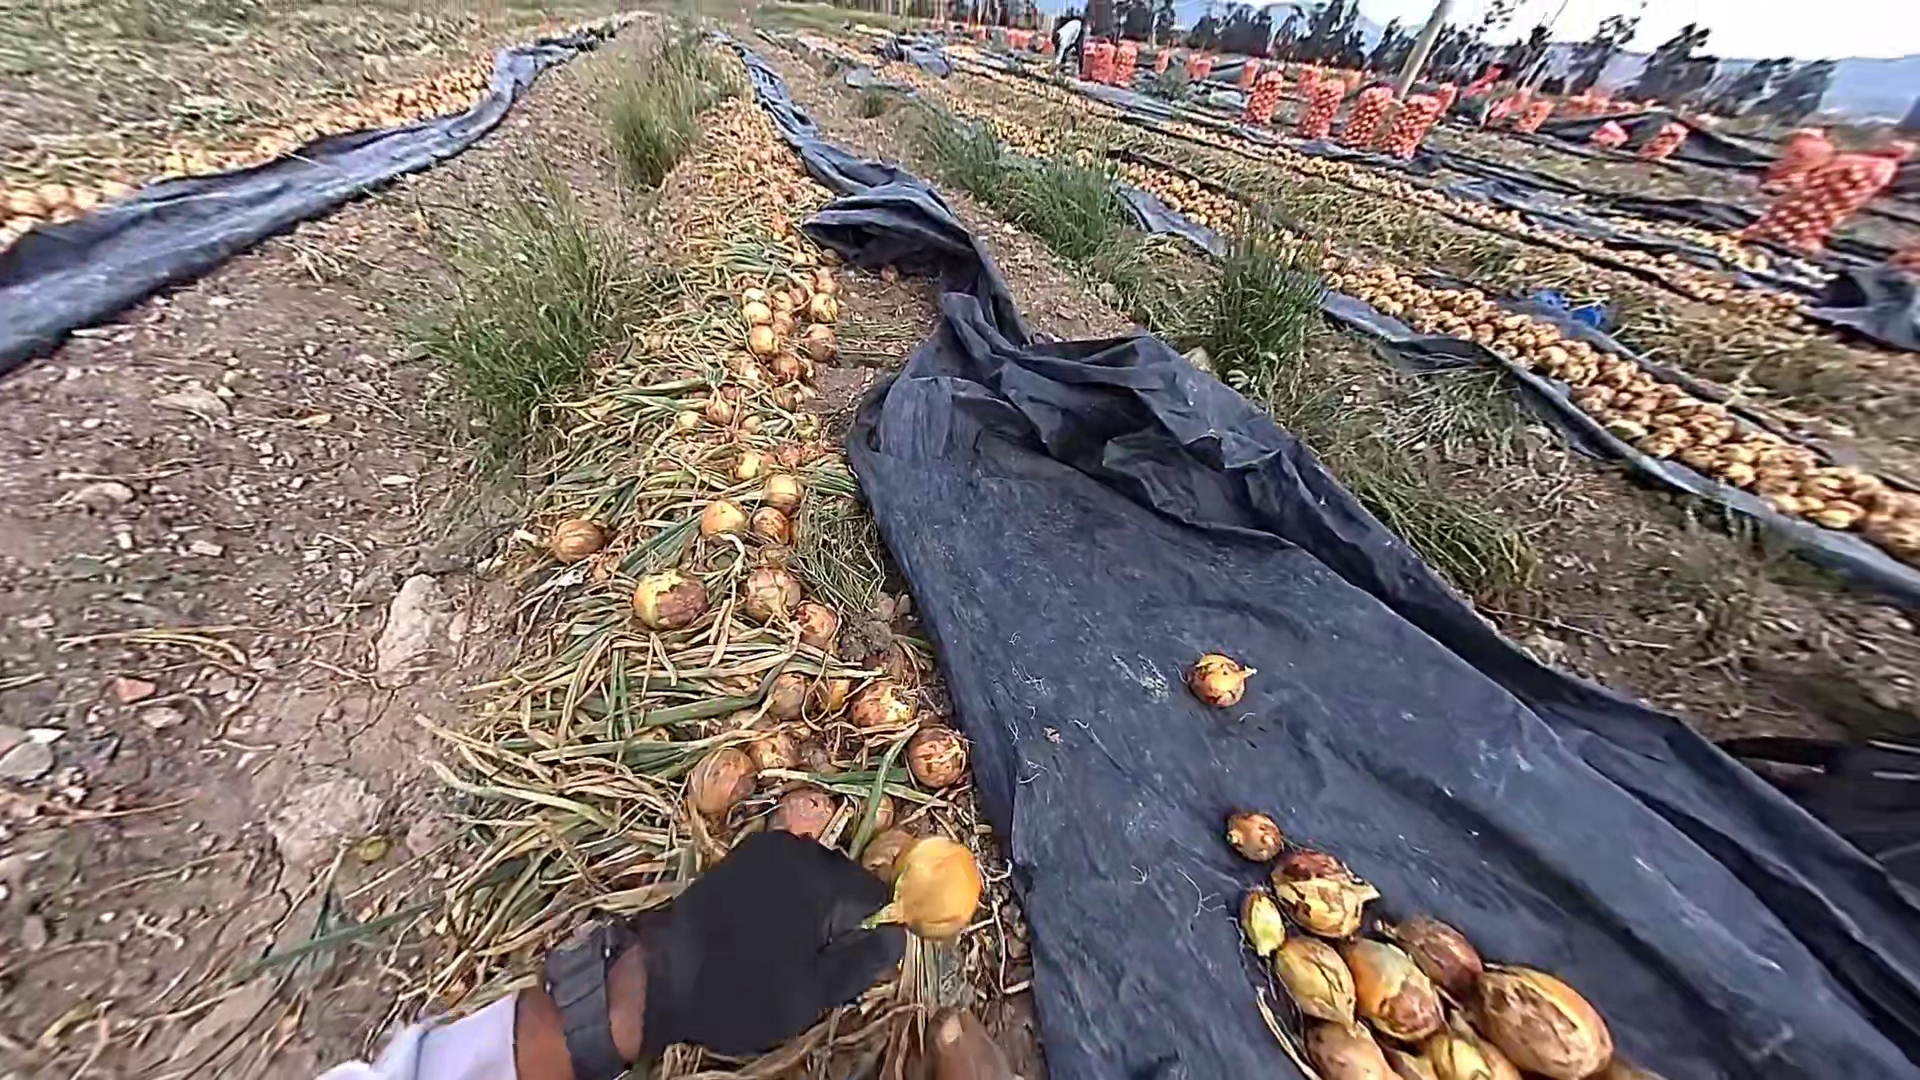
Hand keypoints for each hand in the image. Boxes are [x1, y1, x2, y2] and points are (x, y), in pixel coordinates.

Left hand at [638, 830, 904, 1056]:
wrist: (662, 972)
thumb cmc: (740, 990)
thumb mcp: (810, 993)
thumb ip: (862, 961)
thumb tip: (898, 934)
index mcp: (824, 879)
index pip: (874, 894)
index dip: (867, 928)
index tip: (845, 957)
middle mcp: (804, 849)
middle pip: (847, 879)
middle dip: (840, 915)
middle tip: (811, 957)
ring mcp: (775, 843)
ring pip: (820, 872)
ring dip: (815, 902)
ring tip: (784, 941)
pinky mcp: (752, 848)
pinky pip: (791, 866)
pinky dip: (790, 890)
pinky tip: (766, 921)